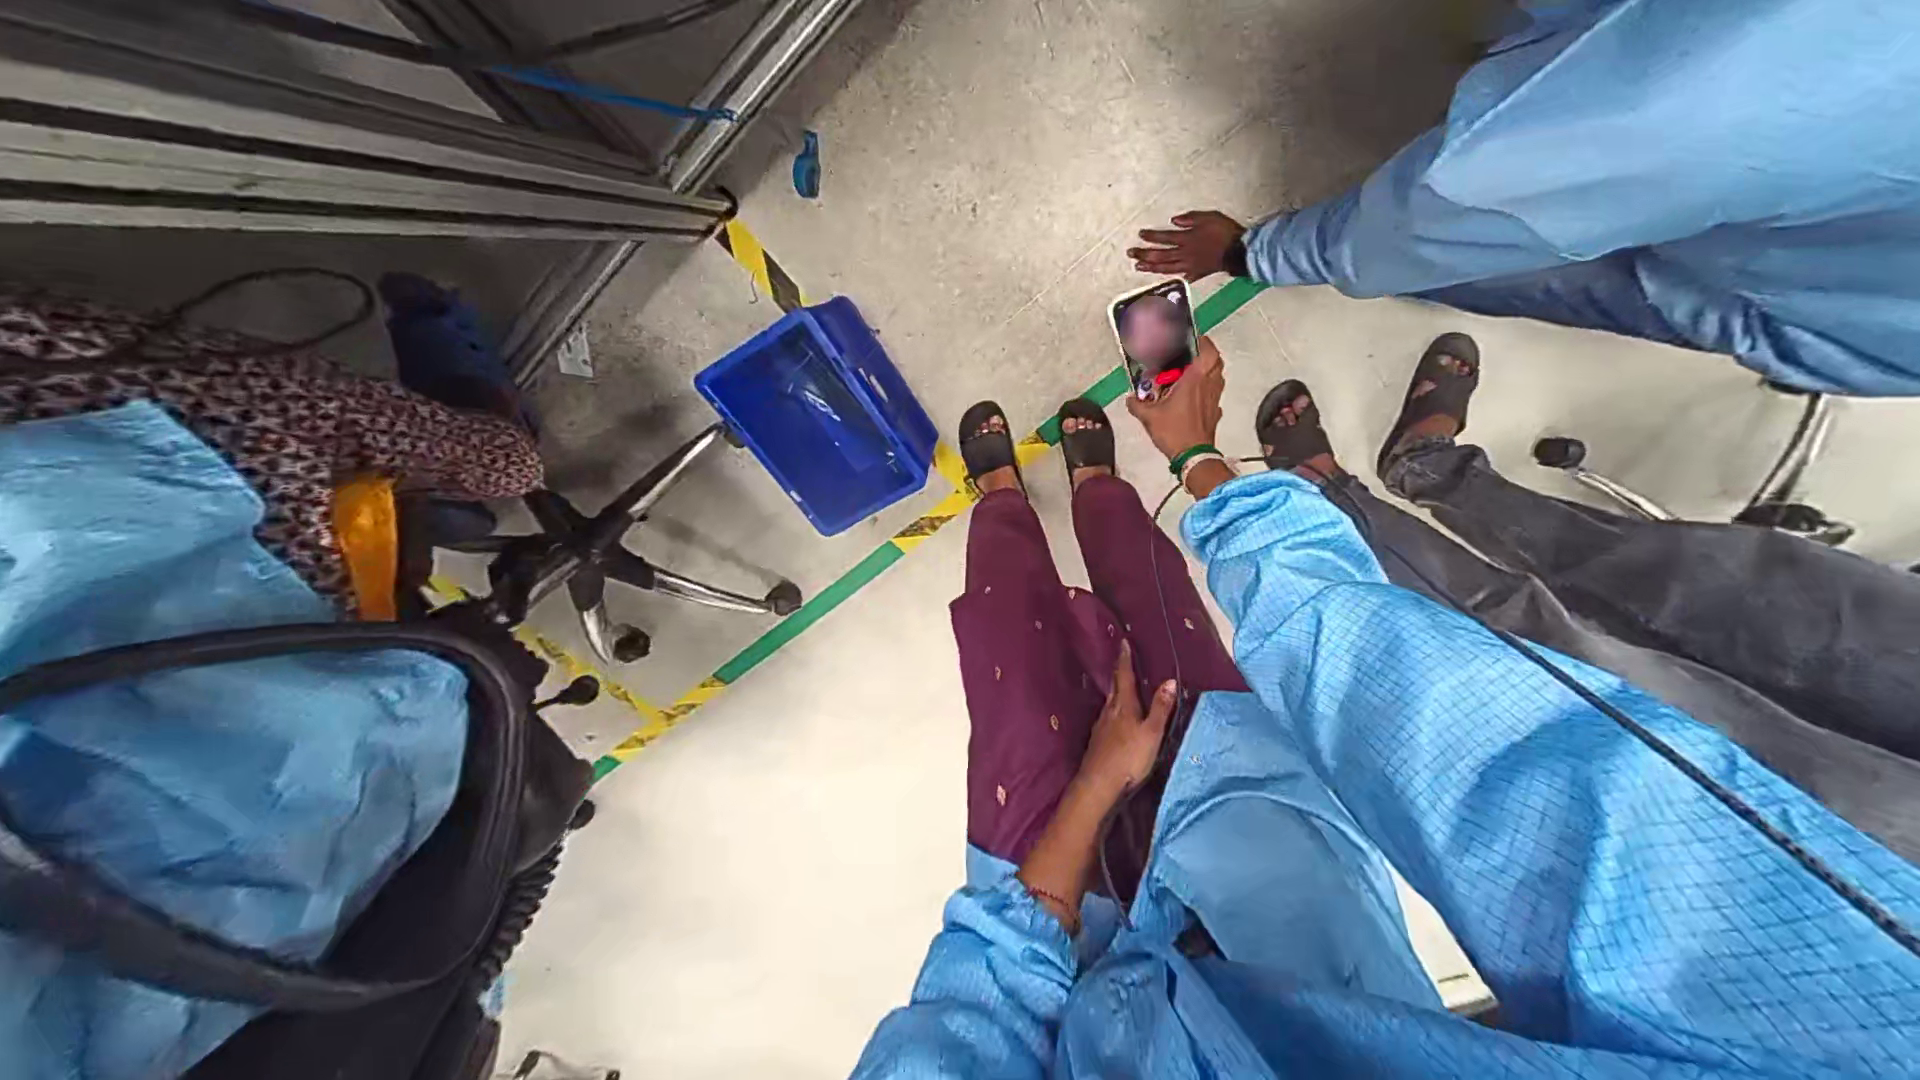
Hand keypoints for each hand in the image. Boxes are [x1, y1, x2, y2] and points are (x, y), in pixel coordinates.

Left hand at [1076, 641, 1176, 805]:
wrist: (1099, 783)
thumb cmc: (1128, 757)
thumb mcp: (1151, 733)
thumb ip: (1160, 708)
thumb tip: (1170, 680)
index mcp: (1123, 705)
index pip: (1124, 676)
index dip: (1125, 659)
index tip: (1123, 643)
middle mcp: (1109, 710)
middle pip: (1114, 685)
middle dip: (1119, 670)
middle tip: (1122, 658)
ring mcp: (1101, 725)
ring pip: (1109, 700)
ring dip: (1115, 688)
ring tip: (1122, 683)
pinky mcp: (1098, 739)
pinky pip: (1107, 714)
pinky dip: (1114, 706)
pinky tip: (1115, 714)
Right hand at [1126, 335, 1225, 458]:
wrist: (1193, 455)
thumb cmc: (1174, 430)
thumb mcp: (1149, 416)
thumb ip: (1137, 404)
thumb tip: (1130, 399)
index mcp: (1195, 379)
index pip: (1209, 351)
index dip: (1205, 342)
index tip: (1195, 339)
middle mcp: (1209, 385)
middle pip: (1216, 362)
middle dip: (1207, 356)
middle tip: (1191, 357)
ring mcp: (1215, 399)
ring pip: (1217, 377)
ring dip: (1208, 372)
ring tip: (1191, 375)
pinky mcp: (1215, 412)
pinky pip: (1214, 394)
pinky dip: (1207, 390)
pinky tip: (1193, 397)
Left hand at [1128, 211, 1245, 279]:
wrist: (1238, 251)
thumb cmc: (1225, 232)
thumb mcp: (1209, 217)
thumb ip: (1190, 219)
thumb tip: (1174, 221)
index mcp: (1186, 239)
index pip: (1163, 238)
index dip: (1151, 237)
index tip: (1140, 235)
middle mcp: (1183, 254)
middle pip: (1159, 256)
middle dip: (1143, 254)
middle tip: (1131, 253)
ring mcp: (1188, 266)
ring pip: (1165, 268)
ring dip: (1150, 267)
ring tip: (1138, 267)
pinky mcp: (1196, 273)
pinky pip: (1180, 276)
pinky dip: (1171, 276)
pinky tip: (1164, 277)